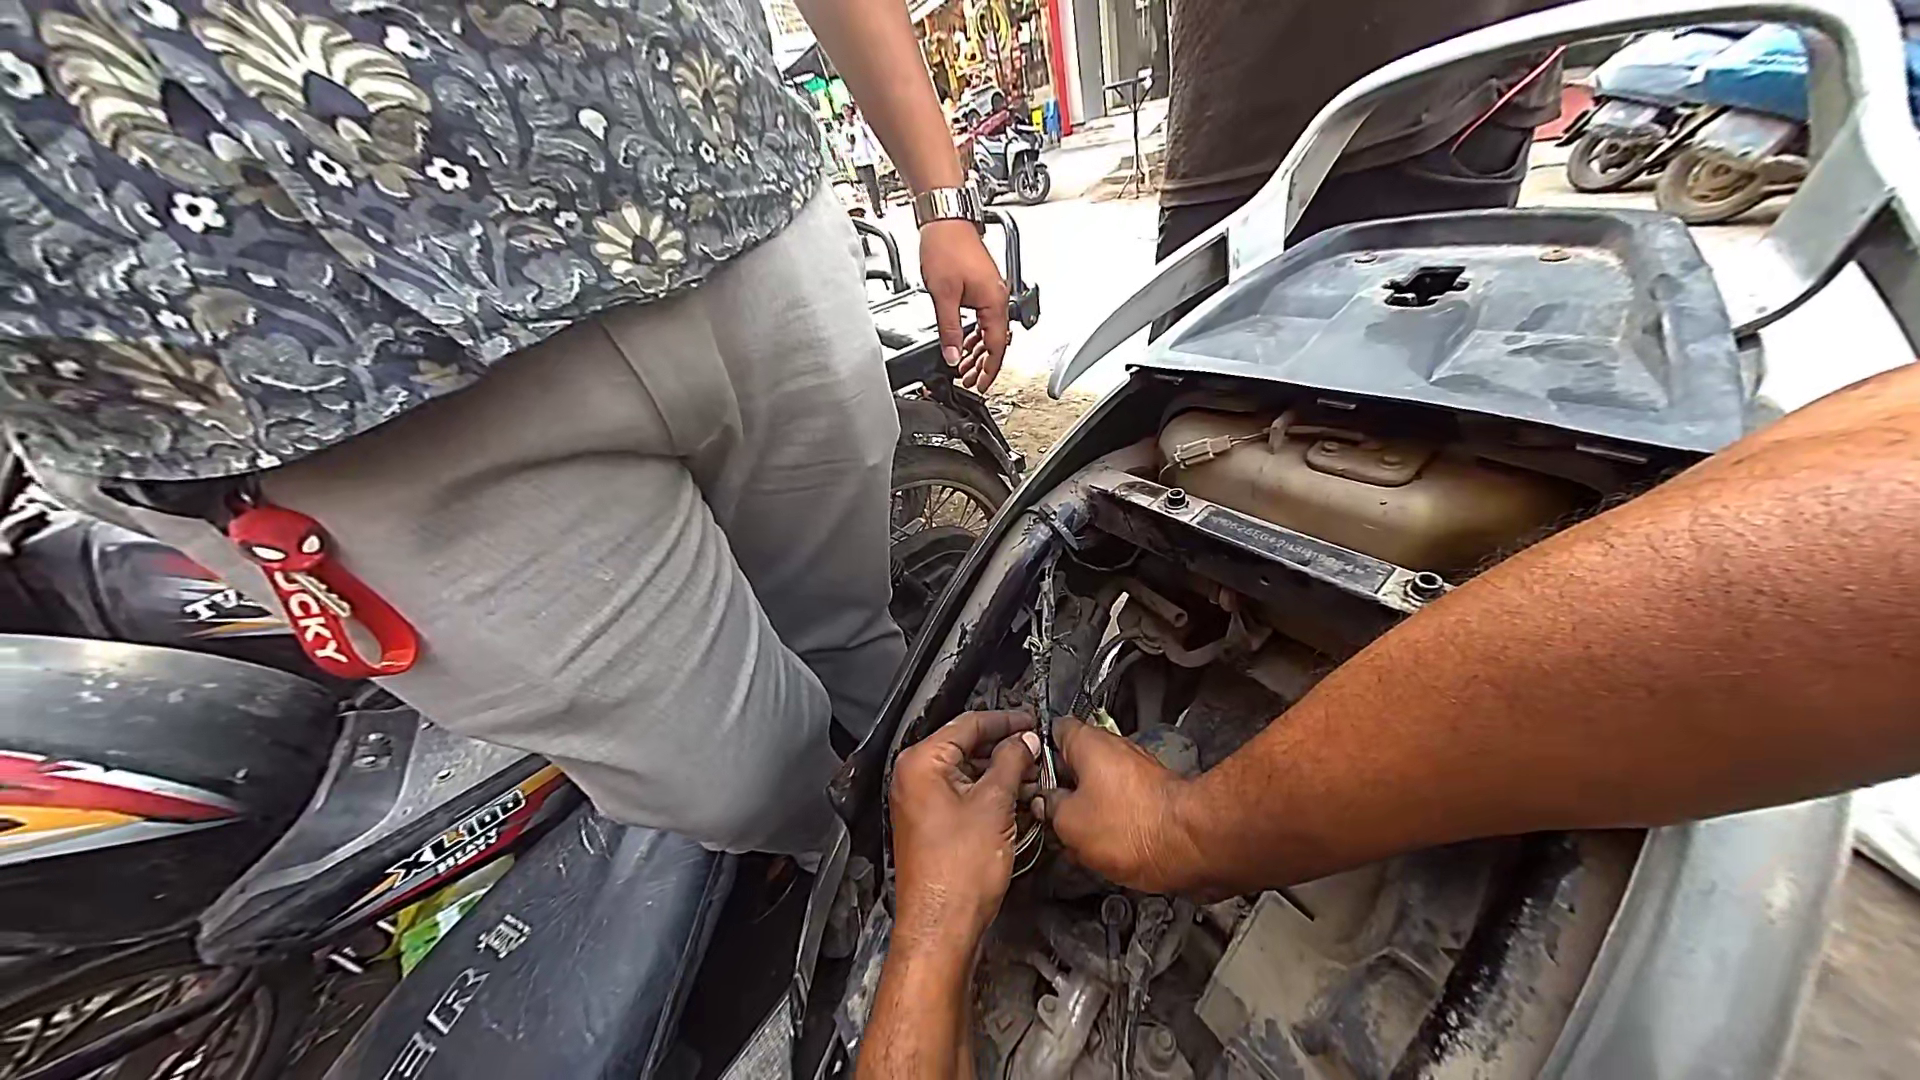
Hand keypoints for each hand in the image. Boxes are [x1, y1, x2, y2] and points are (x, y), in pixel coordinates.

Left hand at [889, 711, 1037, 952]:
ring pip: (967, 771)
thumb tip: (1023, 741)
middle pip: (966, 745)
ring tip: (1032, 775)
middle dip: (1005, 748)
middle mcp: (914, 777)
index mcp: (921, 762)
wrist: (941, 929)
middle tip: (1035, 749)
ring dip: (1000, 772)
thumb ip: (1012, 762)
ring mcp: (920, 800)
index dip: (1005, 721)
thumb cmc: (956, 874)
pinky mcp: (931, 822)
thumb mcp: (994, 804)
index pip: (968, 723)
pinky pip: (963, 793)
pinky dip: (989, 793)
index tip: (1029, 722)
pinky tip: (1015, 798)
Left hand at [919, 219, 1010, 392]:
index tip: (980, 385)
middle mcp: (997, 297)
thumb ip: (949, 330)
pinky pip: (983, 318)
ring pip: (988, 331)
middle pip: (994, 342)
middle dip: (982, 364)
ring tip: (963, 366)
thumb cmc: (946, 246)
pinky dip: (974, 334)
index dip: (989, 370)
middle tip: (968, 379)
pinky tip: (963, 342)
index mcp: (994, 302)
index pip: (996, 347)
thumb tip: (951, 355)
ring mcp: (990, 291)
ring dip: (976, 350)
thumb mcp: (943, 296)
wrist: (945, 218)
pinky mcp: (981, 286)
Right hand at [1042, 717, 1200, 893]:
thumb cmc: (1136, 827)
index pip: (1052, 729)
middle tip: (1048, 812)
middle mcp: (1113, 749)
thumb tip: (1046, 804)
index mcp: (1087, 743)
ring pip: (1096, 786)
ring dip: (1084, 808)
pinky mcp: (1151, 796)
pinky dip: (1109, 821)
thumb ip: (1049, 807)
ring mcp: (1134, 771)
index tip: (1026, 771)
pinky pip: (1119, 803)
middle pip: (1073, 761)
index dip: (1035, 750)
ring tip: (1076, 838)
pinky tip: (1104, 847)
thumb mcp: (1069, 822)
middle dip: (1060, 788)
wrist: (1192, 845)